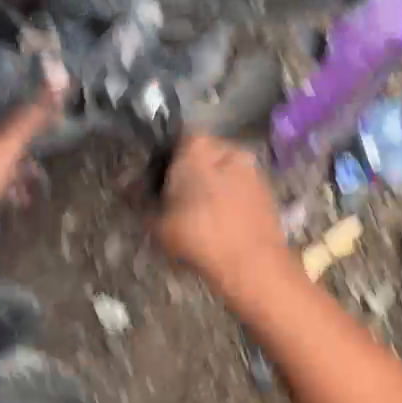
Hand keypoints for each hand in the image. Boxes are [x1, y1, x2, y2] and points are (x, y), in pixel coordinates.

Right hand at [154, 135, 292, 288]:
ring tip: (203, 214)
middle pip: (204, 154)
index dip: (166, 158)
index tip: (159, 178)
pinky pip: (243, 189)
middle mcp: (229, 148)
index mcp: (199, 147)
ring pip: (226, 171)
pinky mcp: (269, 191)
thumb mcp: (157, 223)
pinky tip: (224, 224)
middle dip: (193, 171)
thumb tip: (132, 192)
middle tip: (179, 198)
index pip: (177, 138)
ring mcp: (254, 168)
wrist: (253, 264)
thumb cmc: (199, 235)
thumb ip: (143, 202)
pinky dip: (233, 199)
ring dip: (215, 185)